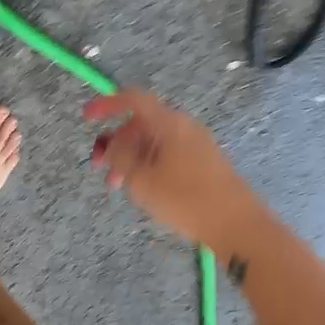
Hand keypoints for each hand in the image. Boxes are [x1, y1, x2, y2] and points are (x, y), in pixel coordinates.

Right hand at [85, 87, 260, 248]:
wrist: (237, 224)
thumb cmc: (186, 199)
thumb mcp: (142, 180)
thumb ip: (120, 157)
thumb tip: (110, 143)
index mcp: (169, 124)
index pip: (133, 100)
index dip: (107, 105)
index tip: (87, 117)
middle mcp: (183, 127)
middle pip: (141, 123)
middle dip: (116, 142)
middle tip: (100, 168)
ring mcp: (196, 145)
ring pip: (153, 142)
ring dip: (131, 158)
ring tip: (119, 186)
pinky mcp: (203, 163)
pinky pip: (167, 155)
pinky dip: (148, 165)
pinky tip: (144, 190)